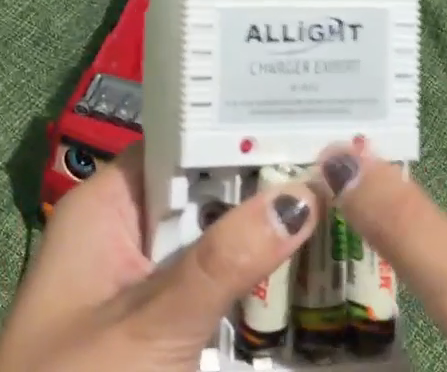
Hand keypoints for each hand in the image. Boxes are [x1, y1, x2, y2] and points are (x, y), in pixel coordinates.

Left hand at [0, 142, 325, 371]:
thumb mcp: (152, 324)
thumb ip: (225, 260)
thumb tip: (305, 191)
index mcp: (106, 205)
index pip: (179, 144)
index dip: (238, 131)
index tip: (306, 121)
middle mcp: (125, 231)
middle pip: (204, 192)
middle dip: (264, 188)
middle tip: (340, 171)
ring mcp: (142, 281)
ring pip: (215, 242)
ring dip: (265, 239)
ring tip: (338, 210)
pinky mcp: (158, 325)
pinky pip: (213, 287)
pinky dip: (251, 284)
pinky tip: (303, 275)